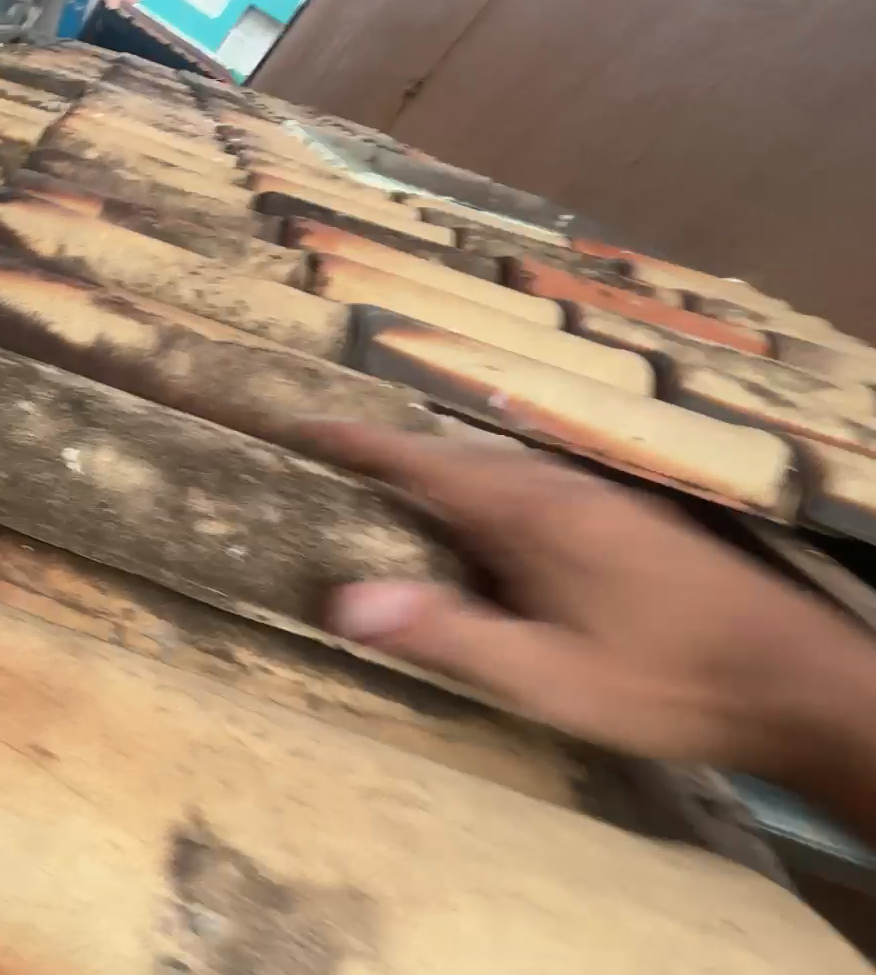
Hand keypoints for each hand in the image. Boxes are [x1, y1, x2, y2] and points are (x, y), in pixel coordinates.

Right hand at [303, 421, 875, 783]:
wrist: (812, 690)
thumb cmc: (667, 682)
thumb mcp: (544, 675)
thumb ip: (444, 632)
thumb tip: (342, 602)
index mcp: (526, 512)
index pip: (419, 459)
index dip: (354, 440)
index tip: (301, 425)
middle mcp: (554, 487)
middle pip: (448, 452)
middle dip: (381, 449)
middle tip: (325, 459)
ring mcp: (590, 497)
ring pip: (486, 463)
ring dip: (425, 464)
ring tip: (379, 481)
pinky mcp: (614, 516)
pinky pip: (517, 479)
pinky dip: (467, 482)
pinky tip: (468, 516)